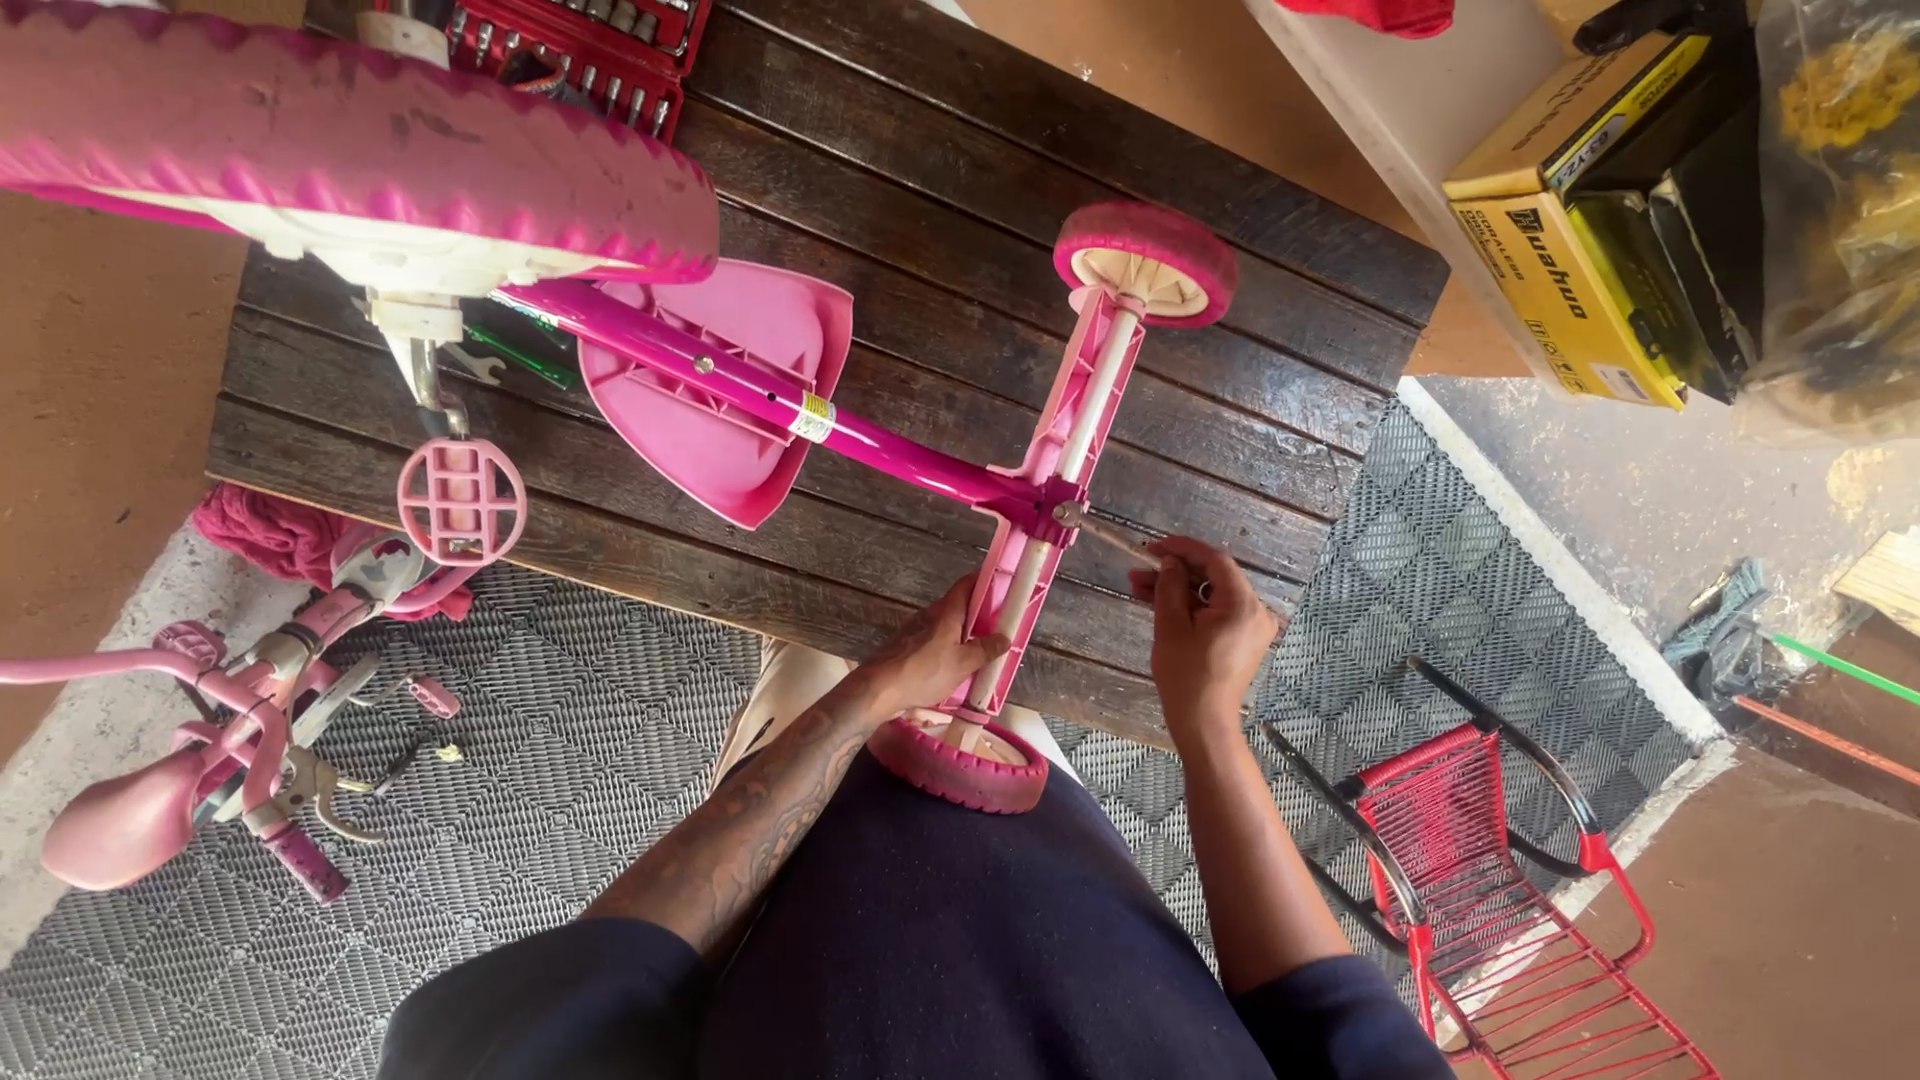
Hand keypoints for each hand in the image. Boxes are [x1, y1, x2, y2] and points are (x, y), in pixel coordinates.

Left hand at [858, 575, 1009, 717]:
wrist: (878, 689)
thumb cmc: (924, 672)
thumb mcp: (963, 664)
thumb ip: (985, 650)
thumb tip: (1004, 638)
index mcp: (946, 612)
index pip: (966, 584)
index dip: (984, 580)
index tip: (1000, 584)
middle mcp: (929, 614)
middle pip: (957, 605)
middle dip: (977, 612)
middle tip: (997, 625)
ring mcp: (915, 629)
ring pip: (945, 624)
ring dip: (962, 632)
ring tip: (978, 649)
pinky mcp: (905, 645)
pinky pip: (933, 639)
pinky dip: (947, 645)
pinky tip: (952, 664)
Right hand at [1128, 536, 1278, 745]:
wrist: (1203, 722)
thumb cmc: (1186, 676)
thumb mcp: (1171, 626)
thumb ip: (1170, 587)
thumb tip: (1170, 562)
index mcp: (1243, 605)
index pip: (1216, 561)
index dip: (1184, 549)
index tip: (1155, 548)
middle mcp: (1255, 611)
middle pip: (1213, 577)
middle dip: (1175, 571)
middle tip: (1140, 569)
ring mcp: (1250, 626)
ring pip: (1210, 595)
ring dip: (1177, 589)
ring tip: (1138, 585)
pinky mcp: (1241, 638)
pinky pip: (1214, 612)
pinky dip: (1190, 606)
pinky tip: (1157, 602)